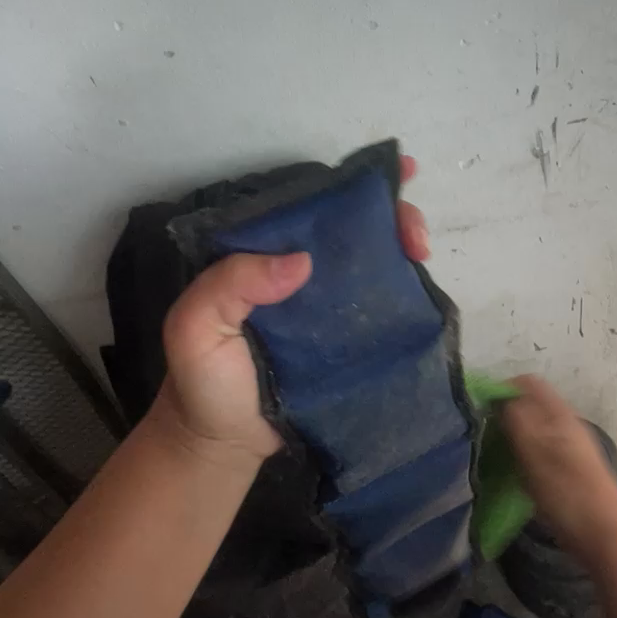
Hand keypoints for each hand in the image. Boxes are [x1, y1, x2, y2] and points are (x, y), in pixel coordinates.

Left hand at [152, 154, 430, 463]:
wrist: (224, 445)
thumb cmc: (203, 384)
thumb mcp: (194, 328)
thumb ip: (229, 286)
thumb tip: (301, 261)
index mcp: (262, 257)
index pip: (309, 207)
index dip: (350, 186)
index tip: (394, 172)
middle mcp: (300, 271)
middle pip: (353, 228)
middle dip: (392, 216)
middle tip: (413, 236)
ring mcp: (330, 305)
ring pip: (374, 261)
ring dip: (404, 246)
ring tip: (420, 253)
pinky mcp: (352, 338)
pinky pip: (382, 305)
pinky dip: (406, 290)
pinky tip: (422, 284)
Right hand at [498, 374, 616, 559]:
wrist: (606, 535)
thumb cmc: (568, 493)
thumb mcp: (535, 453)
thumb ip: (516, 420)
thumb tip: (498, 397)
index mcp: (559, 414)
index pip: (528, 382)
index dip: (502, 389)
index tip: (480, 411)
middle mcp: (566, 424)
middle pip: (530, 405)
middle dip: (505, 416)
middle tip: (484, 438)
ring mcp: (570, 447)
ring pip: (534, 429)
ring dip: (513, 438)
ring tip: (494, 459)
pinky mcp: (569, 469)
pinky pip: (539, 450)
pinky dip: (523, 457)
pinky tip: (514, 477)